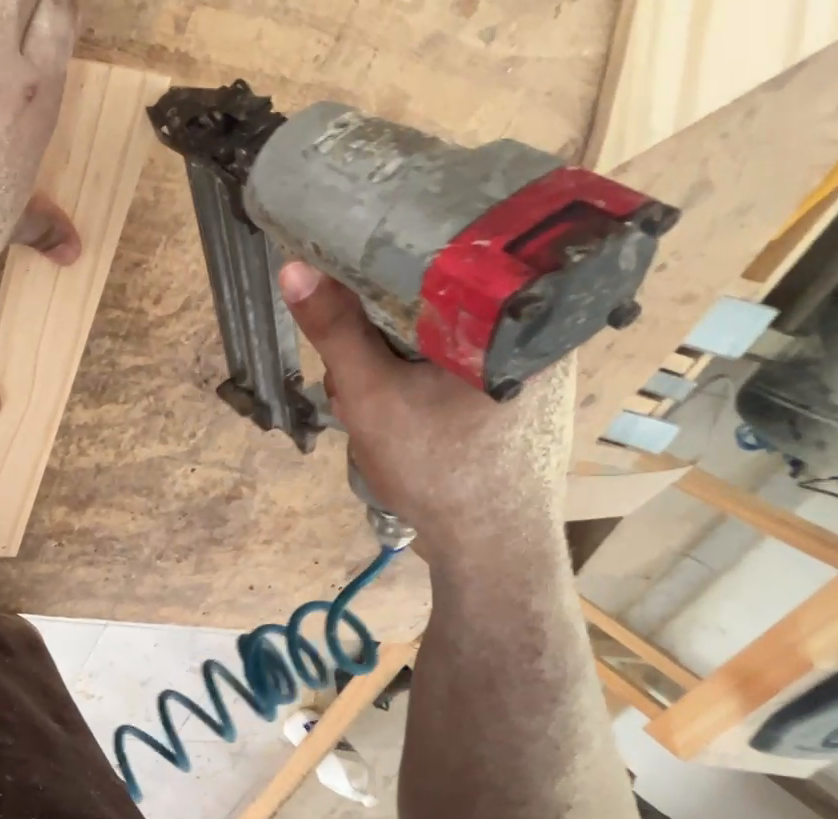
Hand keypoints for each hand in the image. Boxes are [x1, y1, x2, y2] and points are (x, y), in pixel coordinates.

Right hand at [279, 262, 573, 551]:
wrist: (490, 545)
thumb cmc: (437, 465)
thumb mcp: (371, 394)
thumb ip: (335, 330)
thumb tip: (295, 266)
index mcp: (519, 310)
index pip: (448, 255)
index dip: (387, 268)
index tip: (347, 283)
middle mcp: (542, 328)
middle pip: (441, 303)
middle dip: (384, 337)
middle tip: (356, 382)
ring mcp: (539, 366)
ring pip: (447, 338)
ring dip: (400, 364)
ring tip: (380, 409)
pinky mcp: (527, 397)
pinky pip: (462, 367)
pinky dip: (425, 382)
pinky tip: (410, 418)